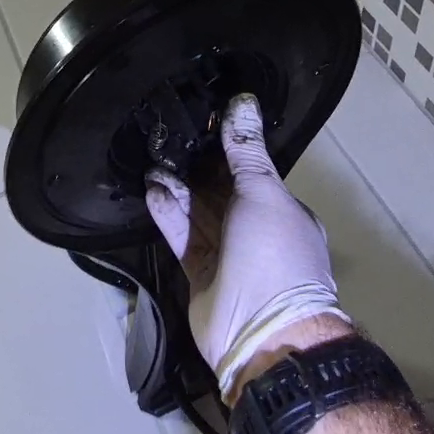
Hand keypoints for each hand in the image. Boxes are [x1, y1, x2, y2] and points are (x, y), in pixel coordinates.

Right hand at [144, 94, 349, 399]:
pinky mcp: (201, 272)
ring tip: (153, 161)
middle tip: (167, 138)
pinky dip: (168, 213)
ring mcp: (228, 253)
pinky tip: (152, 189)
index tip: (201, 125)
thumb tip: (243, 101)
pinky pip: (183, 235)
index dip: (226, 149)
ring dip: (177, 187)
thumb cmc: (274, 254)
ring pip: (198, 211)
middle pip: (220, 190)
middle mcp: (255, 229)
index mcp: (281, 211)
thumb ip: (246, 150)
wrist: (262, 331)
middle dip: (194, 167)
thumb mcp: (264, 192)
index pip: (251, 171)